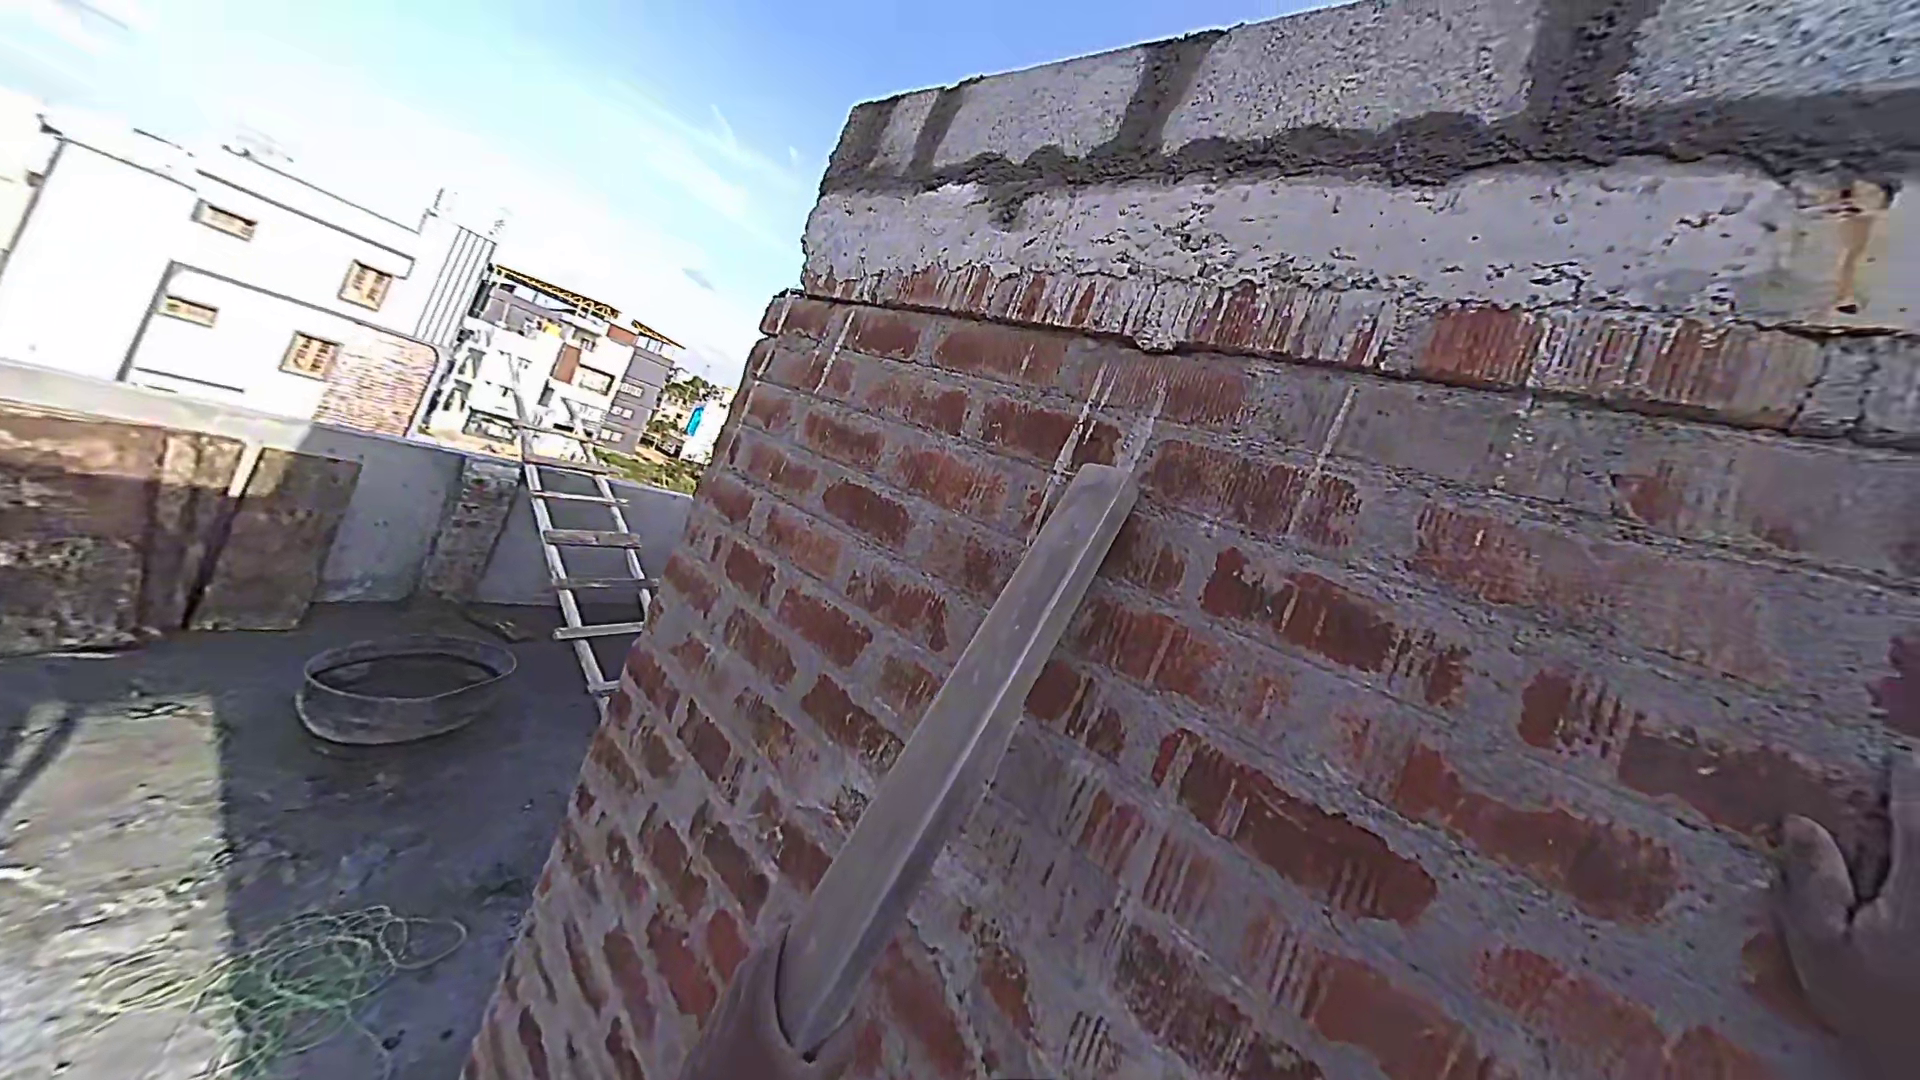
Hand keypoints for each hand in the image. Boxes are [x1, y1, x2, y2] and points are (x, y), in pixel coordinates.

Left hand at [678, 926, 858, 1079]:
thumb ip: (840, 1050)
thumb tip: (858, 1012)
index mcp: (752, 1019)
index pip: (763, 960)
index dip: (779, 939)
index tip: (796, 929)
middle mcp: (723, 1024)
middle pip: (743, 973)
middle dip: (765, 956)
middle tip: (792, 954)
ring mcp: (703, 1046)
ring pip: (727, 998)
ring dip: (748, 984)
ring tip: (775, 989)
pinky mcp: (692, 1067)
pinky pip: (715, 1025)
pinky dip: (733, 1013)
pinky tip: (748, 1031)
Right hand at [1777, 752, 1919, 1079]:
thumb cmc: (1877, 1011)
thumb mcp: (1823, 948)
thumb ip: (1814, 882)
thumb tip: (1800, 823)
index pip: (1918, 823)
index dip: (1907, 786)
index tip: (1898, 758)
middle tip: (1914, 767)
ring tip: (1909, 816)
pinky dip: (1919, 857)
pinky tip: (1906, 856)